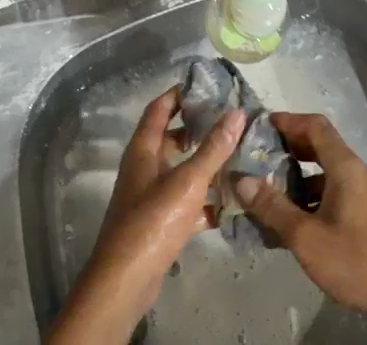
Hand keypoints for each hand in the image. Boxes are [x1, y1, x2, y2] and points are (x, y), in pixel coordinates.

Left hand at [46, 87, 242, 344]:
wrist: (126, 280)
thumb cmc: (152, 221)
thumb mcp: (187, 180)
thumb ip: (213, 148)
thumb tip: (237, 112)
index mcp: (144, 149)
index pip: (160, 108)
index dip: (180, 93)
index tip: (209, 84)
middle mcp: (145, 167)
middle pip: (172, 137)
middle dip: (200, 128)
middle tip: (232, 120)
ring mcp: (151, 196)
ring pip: (182, 170)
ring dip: (206, 164)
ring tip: (240, 155)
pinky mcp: (160, 223)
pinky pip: (187, 202)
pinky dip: (206, 199)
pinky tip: (232, 201)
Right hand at [236, 113, 366, 344]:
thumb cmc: (353, 261)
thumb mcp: (305, 236)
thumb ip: (273, 207)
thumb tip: (241, 181)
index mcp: (344, 167)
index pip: (316, 126)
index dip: (288, 121)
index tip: (260, 126)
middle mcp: (354, 171)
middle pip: (319, 144)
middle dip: (287, 146)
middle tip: (257, 156)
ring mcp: (360, 191)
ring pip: (323, 170)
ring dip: (296, 174)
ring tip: (265, 187)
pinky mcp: (360, 211)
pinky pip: (329, 189)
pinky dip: (308, 193)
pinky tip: (288, 216)